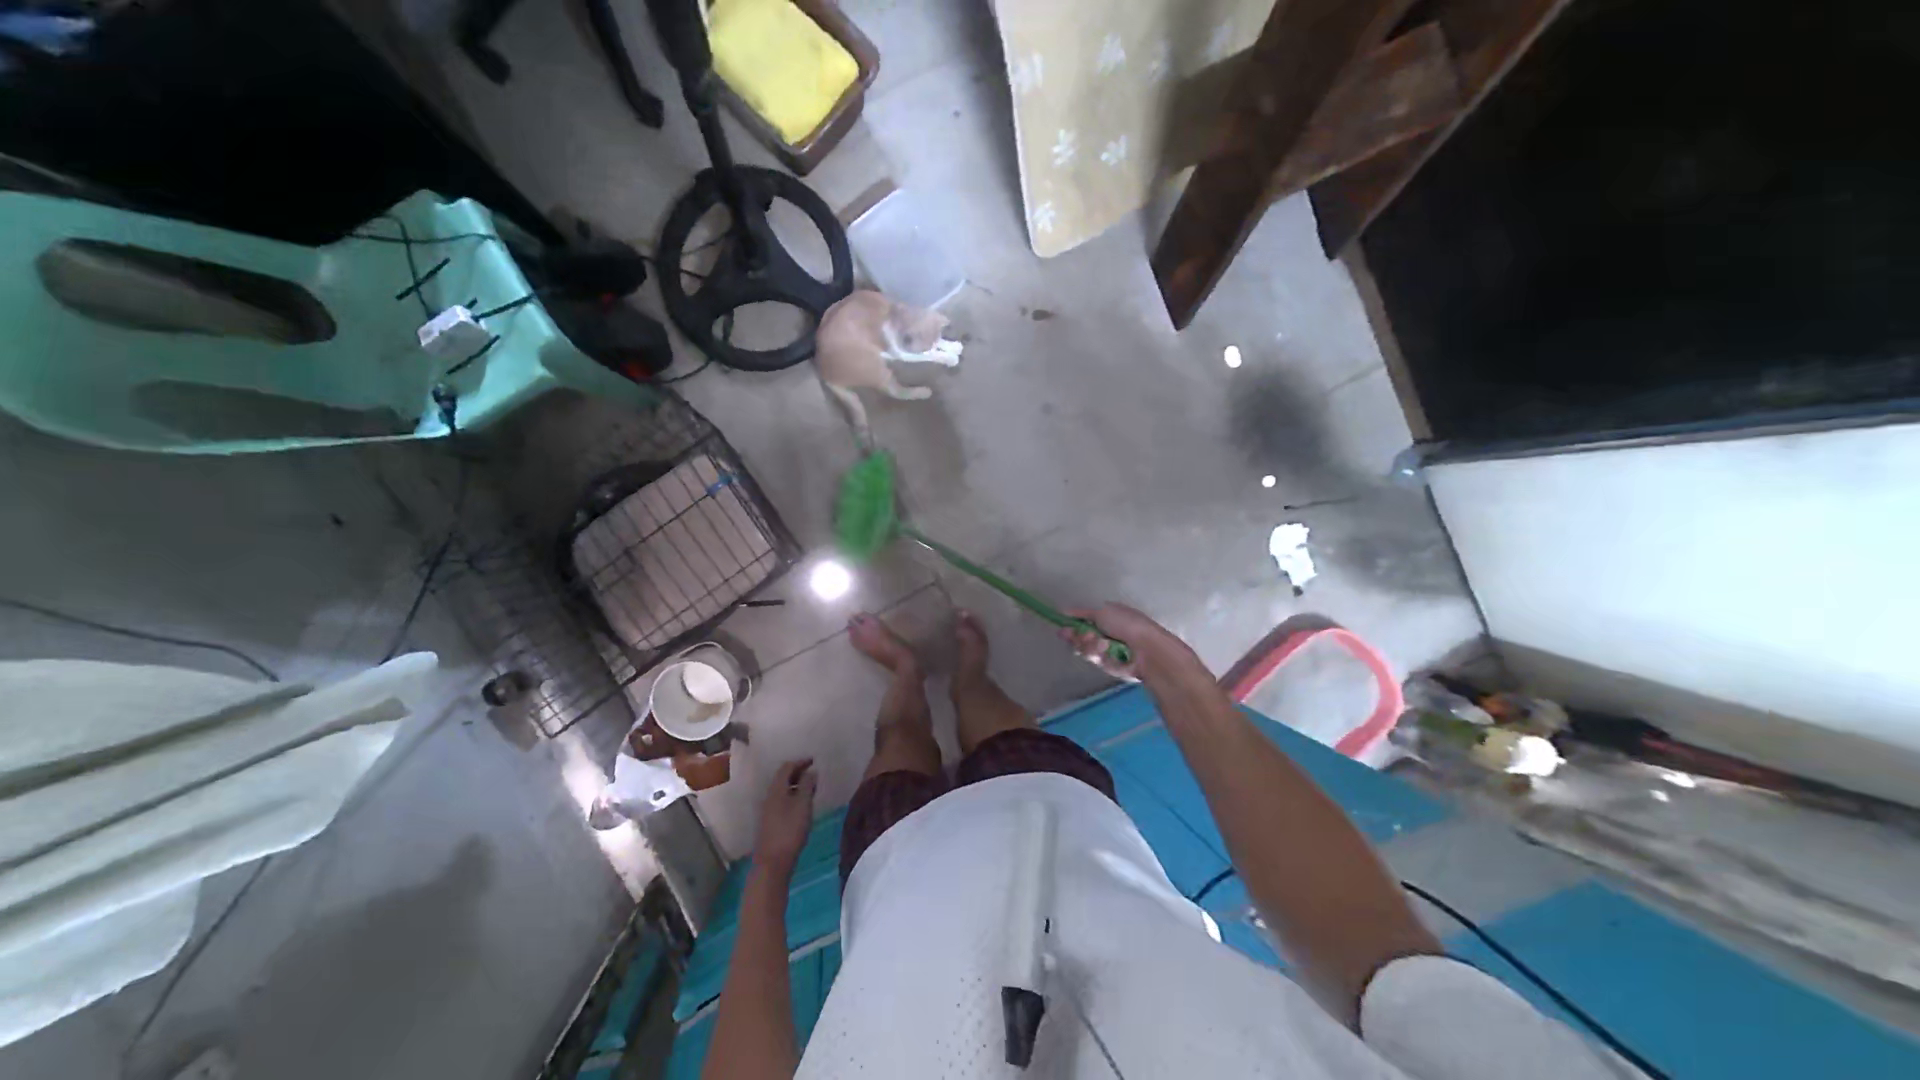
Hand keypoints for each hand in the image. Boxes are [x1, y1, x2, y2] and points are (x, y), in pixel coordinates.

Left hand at [753, 759, 816, 871]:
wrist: (773, 862)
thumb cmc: (790, 830)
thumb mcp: (803, 804)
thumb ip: (807, 785)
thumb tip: (810, 771)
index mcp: (776, 789)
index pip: (787, 767)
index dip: (801, 762)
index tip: (814, 760)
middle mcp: (769, 796)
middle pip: (783, 778)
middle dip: (799, 773)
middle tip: (814, 774)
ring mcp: (768, 810)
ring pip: (783, 790)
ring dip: (797, 785)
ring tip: (812, 788)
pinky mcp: (771, 822)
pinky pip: (783, 801)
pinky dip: (794, 796)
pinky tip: (803, 806)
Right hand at [1062, 603, 1201, 682]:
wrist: (1147, 649)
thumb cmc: (1126, 624)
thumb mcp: (1101, 611)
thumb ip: (1080, 613)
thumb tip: (1063, 611)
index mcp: (1108, 616)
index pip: (1083, 621)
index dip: (1072, 626)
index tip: (1064, 629)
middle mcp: (1108, 632)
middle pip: (1082, 638)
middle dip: (1081, 638)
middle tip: (1086, 637)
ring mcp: (1109, 650)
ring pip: (1087, 650)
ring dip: (1091, 647)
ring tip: (1102, 645)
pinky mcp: (1111, 666)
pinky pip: (1097, 661)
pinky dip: (1100, 657)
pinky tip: (1108, 654)